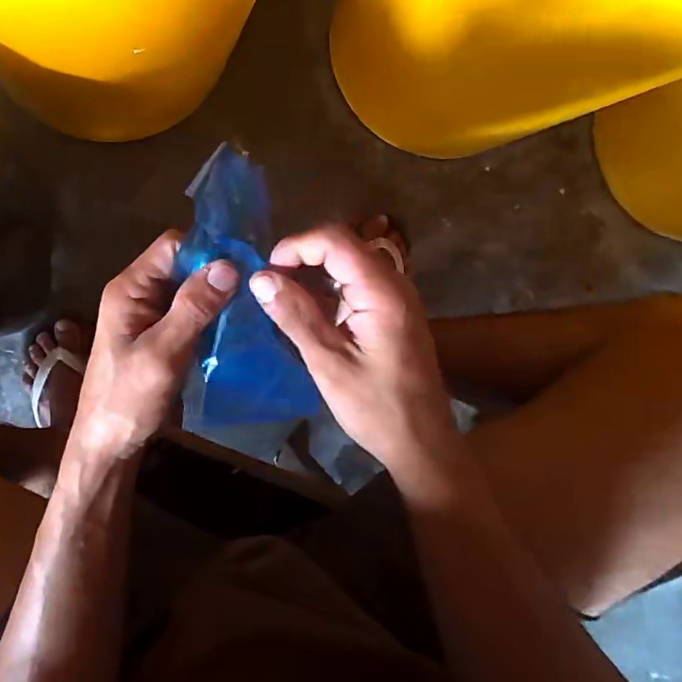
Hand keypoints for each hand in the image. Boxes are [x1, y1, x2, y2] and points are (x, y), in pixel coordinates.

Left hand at [70, 231, 237, 460]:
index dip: (208, 247)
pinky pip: (188, 314)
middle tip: (260, 281)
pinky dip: (211, 316)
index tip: (247, 258)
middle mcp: (137, 295)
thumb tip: (228, 264)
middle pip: (182, 265)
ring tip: (257, 300)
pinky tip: (238, 323)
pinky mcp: (160, 337)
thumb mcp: (163, 352)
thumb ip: (193, 308)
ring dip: (217, 294)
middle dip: (217, 270)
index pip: (172, 246)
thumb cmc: (128, 400)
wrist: (109, 446)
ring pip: (188, 290)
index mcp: (129, 289)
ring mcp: (148, 317)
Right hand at [249, 223, 458, 471]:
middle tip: (270, 287)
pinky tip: (306, 314)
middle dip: (300, 257)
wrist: (422, 441)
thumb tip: (259, 278)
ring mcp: (395, 296)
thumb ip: (295, 316)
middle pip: (342, 245)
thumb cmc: (376, 408)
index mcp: (383, 292)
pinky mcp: (391, 310)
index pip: (335, 240)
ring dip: (311, 273)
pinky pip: (355, 282)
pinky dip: (326, 289)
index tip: (267, 274)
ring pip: (346, 262)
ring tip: (281, 300)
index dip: (296, 246)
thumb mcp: (328, 364)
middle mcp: (394, 283)